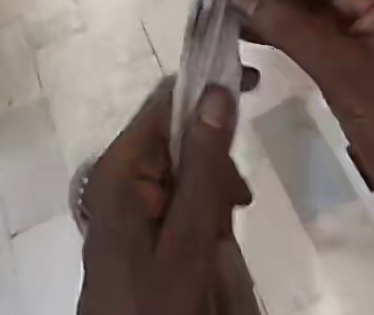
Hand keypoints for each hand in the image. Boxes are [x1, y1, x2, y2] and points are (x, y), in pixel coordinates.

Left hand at [78, 81, 250, 314]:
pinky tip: (215, 239)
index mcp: (121, 168)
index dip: (208, 85)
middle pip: (175, 134)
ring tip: (224, 230)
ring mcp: (128, 204)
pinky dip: (203, 211)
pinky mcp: (139, 230)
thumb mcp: (187, 242)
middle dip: (212, 159)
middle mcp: (119, 176)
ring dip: (212, 189)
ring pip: (182, 168)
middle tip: (237, 199)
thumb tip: (218, 89)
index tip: (254, 82)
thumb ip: (203, 165)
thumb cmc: (156, 313)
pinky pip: (178, 199)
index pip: (166, 100)